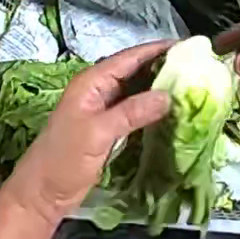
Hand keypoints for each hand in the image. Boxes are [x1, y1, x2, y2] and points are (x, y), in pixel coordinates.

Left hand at [0, 39, 174, 226]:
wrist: (43, 192)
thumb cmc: (64, 159)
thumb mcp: (98, 133)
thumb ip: (131, 113)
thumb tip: (167, 95)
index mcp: (91, 82)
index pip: (128, 58)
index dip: (155, 50)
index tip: (186, 45)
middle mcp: (97, 90)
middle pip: (133, 70)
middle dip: (161, 66)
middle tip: (196, 65)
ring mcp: (102, 109)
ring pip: (135, 90)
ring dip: (158, 87)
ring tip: (191, 84)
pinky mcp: (107, 128)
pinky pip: (134, 110)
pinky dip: (151, 108)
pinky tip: (171, 111)